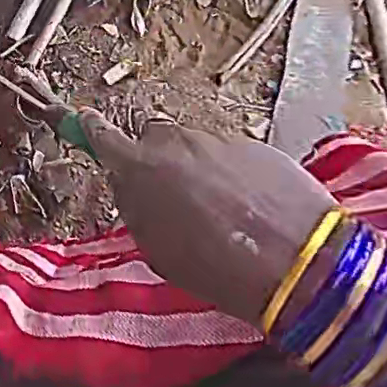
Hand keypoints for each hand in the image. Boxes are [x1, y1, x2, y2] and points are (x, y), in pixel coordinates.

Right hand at [78, 110, 337, 323]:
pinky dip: (237, 175)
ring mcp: (218, 140)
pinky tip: (254, 208)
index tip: (83, 118)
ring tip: (224, 209)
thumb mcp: (154, 244)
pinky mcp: (259, 147)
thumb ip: (134, 205)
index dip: (90, 127)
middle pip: (155, 140)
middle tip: (176, 193)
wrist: (304, 268)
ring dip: (201, 168)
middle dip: (159, 159)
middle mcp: (173, 143)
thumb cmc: (216, 267)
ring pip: (196, 148)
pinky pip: (234, 156)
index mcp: (139, 166)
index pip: (101, 134)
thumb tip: (129, 185)